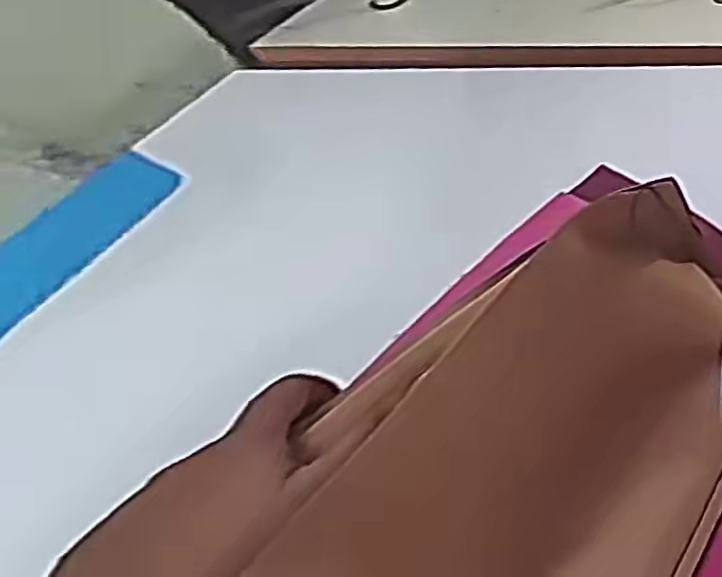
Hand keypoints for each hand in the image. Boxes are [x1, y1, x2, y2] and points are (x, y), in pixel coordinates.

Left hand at [55, 375, 375, 576]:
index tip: (338, 407)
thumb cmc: (223, 557)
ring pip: (202, 481)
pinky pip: (157, 520)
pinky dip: (184, 529)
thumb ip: (354, 438)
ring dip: (230, 492)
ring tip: (254, 527)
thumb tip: (396, 392)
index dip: (322, 394)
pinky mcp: (102, 547)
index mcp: (244, 445)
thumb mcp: (313, 491)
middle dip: (278, 453)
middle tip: (303, 482)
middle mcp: (188, 465)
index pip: (292, 389)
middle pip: (248, 438)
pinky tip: (206, 555)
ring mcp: (139, 507)